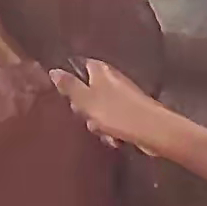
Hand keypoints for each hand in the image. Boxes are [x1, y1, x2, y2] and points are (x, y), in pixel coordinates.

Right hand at [50, 58, 179, 155]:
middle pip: (87, 90)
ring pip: (99, 107)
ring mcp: (122, 95)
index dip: (70, 82)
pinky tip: (114, 138)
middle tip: (86, 116)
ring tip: (103, 131)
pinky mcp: (131, 111)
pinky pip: (113, 118)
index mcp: (99, 69)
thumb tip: (53, 70)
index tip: (68, 97)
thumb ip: (68, 85)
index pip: (77, 67)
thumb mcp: (85, 99)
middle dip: (85, 107)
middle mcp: (111, 78)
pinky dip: (112, 129)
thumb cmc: (116, 113)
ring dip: (98, 122)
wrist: (154, 131)